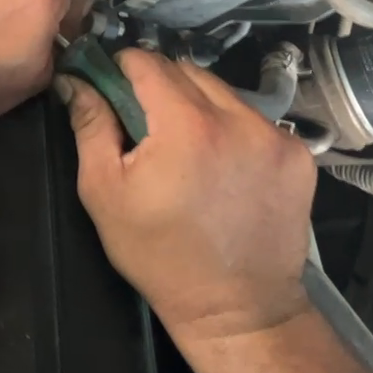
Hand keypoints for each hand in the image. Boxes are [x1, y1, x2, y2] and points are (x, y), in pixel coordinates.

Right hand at [61, 50, 315, 345]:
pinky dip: (229, 125)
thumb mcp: (103, 189)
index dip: (121, 66)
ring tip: (181, 142)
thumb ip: (90, 125)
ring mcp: (276, 136)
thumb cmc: (159, 252)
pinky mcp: (299, 155)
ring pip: (221, 91)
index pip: (148, 62)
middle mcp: (238, 119)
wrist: (239, 310)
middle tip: (141, 118)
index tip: (109, 84)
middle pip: (186, 71)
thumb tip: (73, 80)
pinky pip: (252, 117)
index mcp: (186, 125)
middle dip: (158, 83)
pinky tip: (218, 160)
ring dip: (195, 102)